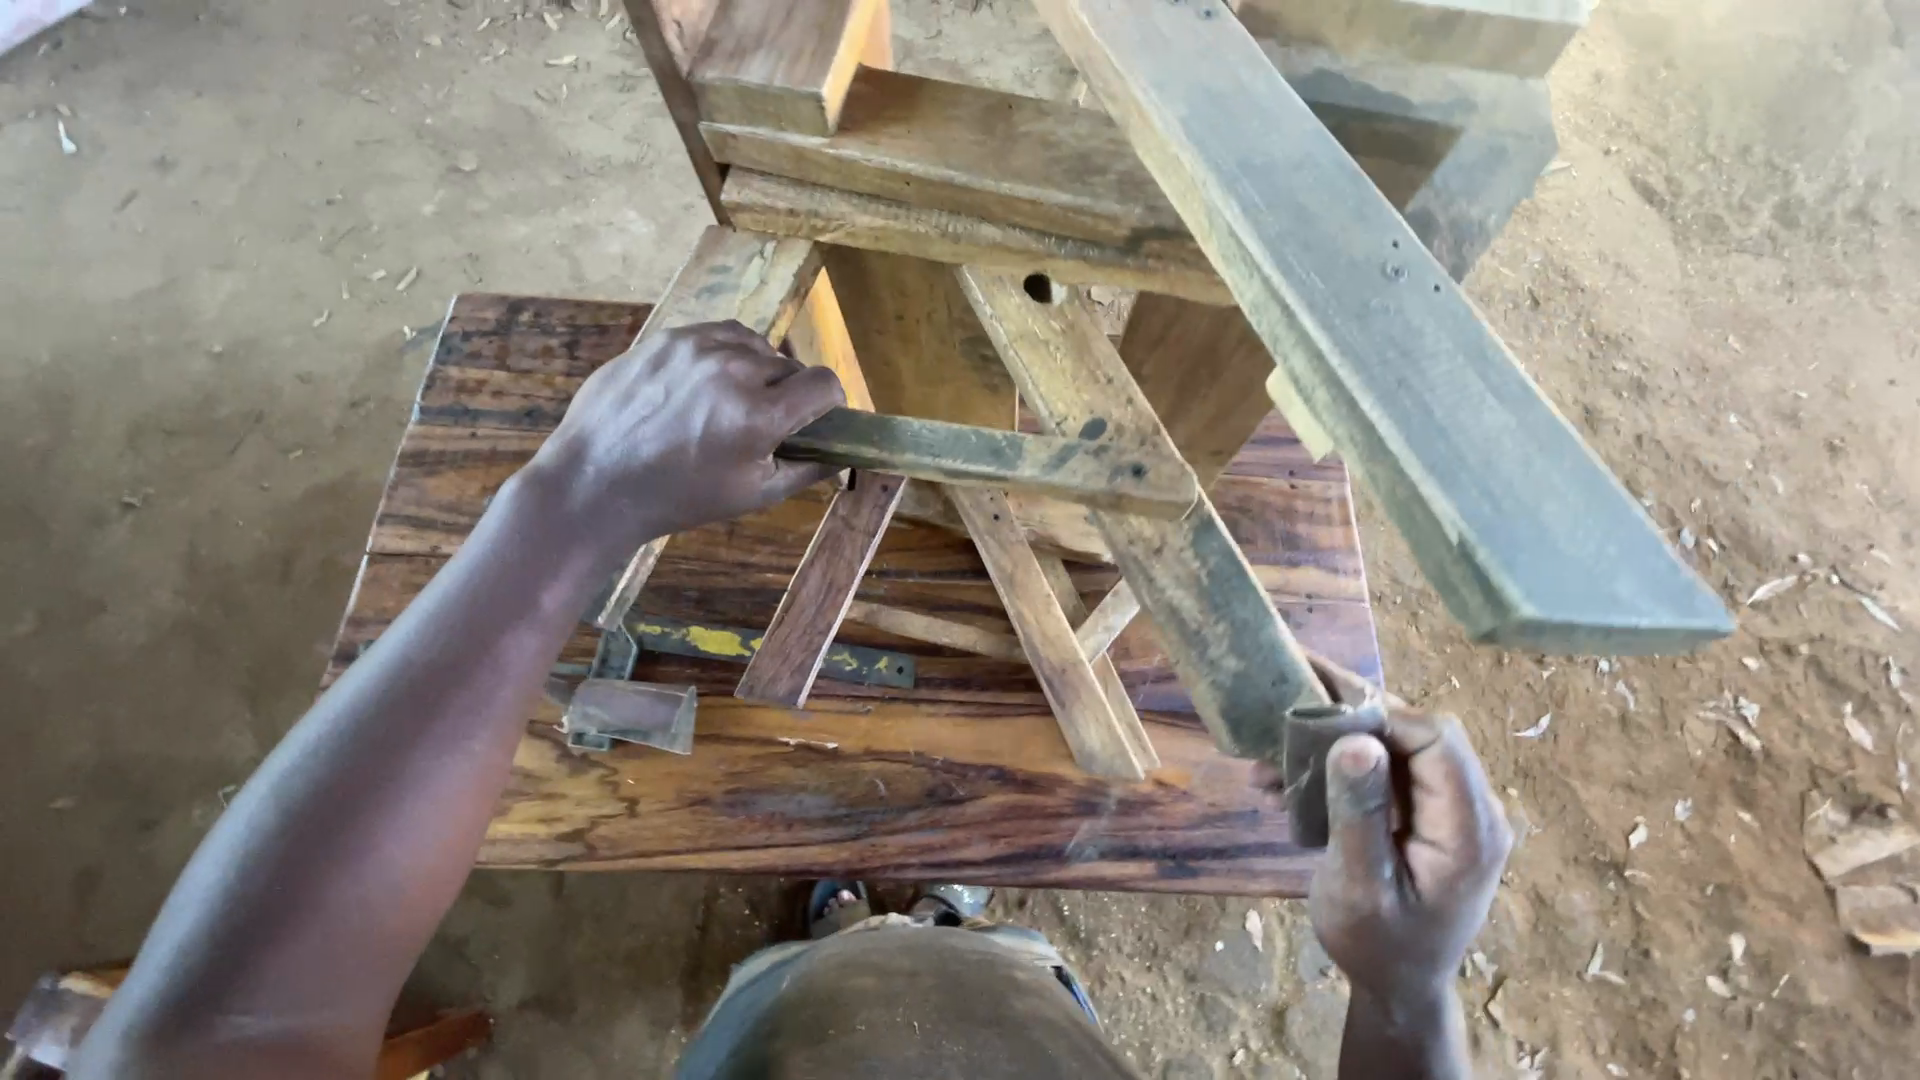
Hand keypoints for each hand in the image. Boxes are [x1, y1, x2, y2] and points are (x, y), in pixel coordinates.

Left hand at [528, 321, 845, 547]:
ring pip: (757, 346)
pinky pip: (720, 333)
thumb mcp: (754, 495)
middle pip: (791, 366)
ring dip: (759, 370)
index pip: (825, 384)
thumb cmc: (681, 498)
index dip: (830, 404)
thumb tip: (842, 454)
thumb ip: (807, 469)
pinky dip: (728, 354)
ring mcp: (696, 347)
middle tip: (764, 422)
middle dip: (789, 393)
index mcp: (757, 416)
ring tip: (734, 399)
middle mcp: (732, 370)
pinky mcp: (667, 337)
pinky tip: (709, 381)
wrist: (597, 481)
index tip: (817, 419)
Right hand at [1308, 710, 1510, 1015]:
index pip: (1435, 738)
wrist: (1395, 987)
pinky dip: (1334, 766)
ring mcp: (1446, 809)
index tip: (1314, 718)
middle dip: (1345, 716)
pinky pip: (1382, 770)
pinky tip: (1285, 781)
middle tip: (1282, 706)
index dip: (1378, 716)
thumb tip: (1356, 741)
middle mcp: (1468, 807)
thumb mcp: (1359, 885)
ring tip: (1269, 758)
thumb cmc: (1377, 944)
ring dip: (1331, 742)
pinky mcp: (1422, 814)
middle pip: (1414, 732)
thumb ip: (1360, 813)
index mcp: (1467, 827)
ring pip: (1392, 745)